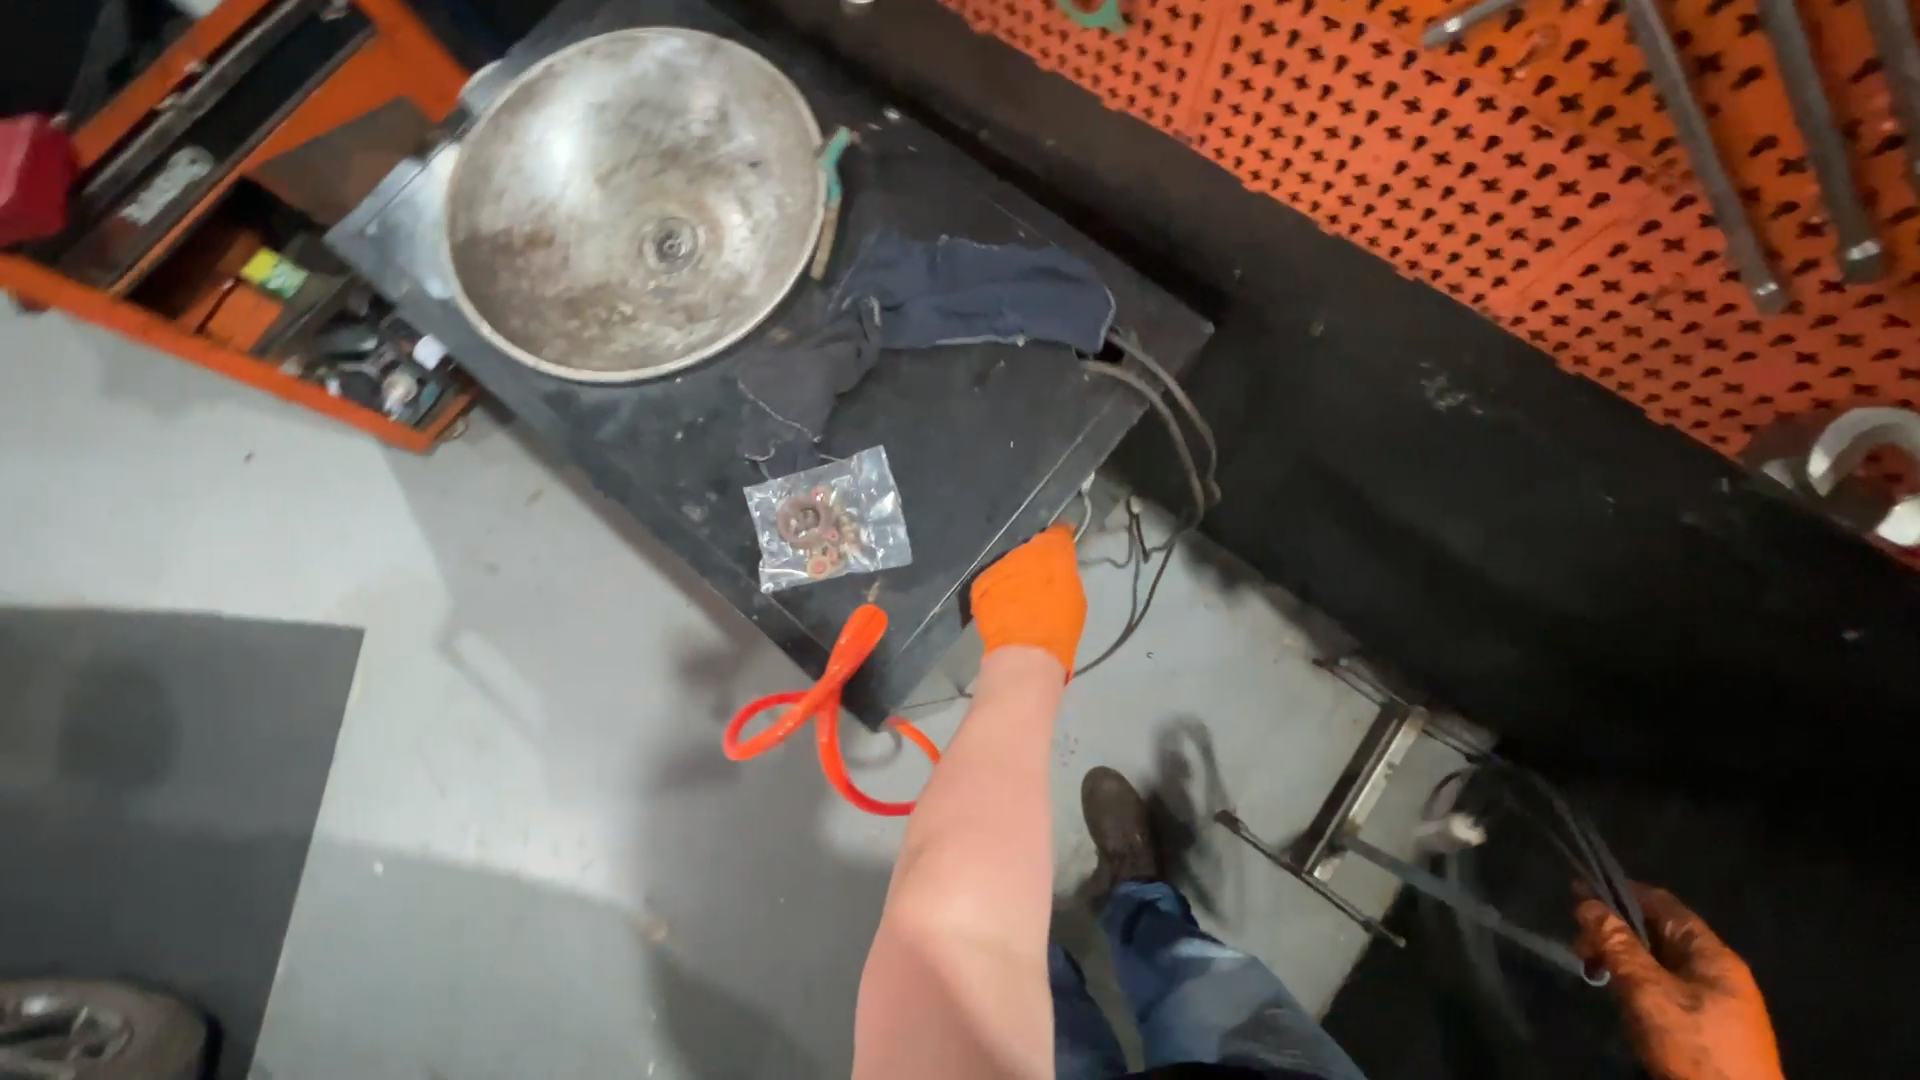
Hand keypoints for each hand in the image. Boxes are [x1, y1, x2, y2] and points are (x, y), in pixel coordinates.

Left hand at [969, 524, 1085, 676]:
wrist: (1025, 651)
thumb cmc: (1060, 626)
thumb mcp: (1074, 595)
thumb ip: (1064, 574)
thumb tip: (1059, 568)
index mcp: (1052, 551)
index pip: (1057, 533)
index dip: (1059, 538)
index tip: (1062, 543)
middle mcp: (1023, 551)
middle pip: (1030, 549)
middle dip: (1035, 559)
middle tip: (1040, 577)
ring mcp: (999, 566)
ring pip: (1009, 563)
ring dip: (1015, 574)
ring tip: (1020, 594)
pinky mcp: (980, 583)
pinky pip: (992, 580)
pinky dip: (998, 589)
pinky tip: (1003, 605)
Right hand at [1576, 885, 1783, 1079]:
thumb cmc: (1693, 1044)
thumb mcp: (1647, 990)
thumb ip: (1617, 943)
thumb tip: (1586, 901)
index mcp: (1711, 955)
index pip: (1662, 904)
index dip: (1620, 891)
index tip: (1576, 891)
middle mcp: (1715, 969)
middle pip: (1656, 931)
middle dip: (1613, 929)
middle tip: (1578, 945)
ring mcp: (1713, 998)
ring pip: (1656, 959)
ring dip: (1619, 956)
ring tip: (1592, 971)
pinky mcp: (1704, 1022)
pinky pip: (1662, 984)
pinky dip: (1633, 979)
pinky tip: (1616, 992)